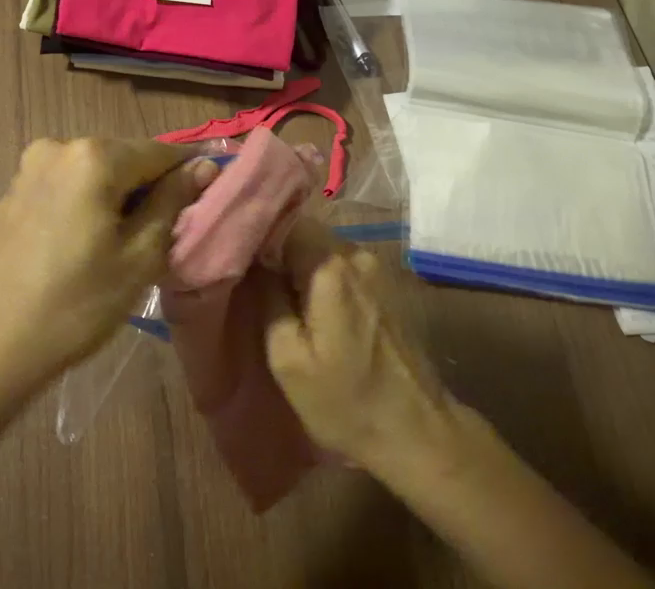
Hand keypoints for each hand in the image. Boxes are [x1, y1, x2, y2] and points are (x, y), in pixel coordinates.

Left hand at [0, 138, 217, 392]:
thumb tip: (203, 166)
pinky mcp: (8, 199)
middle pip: (124, 160)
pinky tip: (81, 253)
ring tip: (121, 251)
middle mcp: (56, 148)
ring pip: (92, 177)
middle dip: (148, 191)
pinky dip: (83, 210)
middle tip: (162, 239)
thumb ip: (173, 202)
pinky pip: (63, 192)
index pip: (161, 152)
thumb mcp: (139, 257)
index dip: (188, 177)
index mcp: (93, 156)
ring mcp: (26, 172)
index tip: (205, 205)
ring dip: (115, 202)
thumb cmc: (75, 305)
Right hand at [264, 221, 452, 469]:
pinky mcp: (389, 288)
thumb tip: (255, 264)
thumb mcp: (287, 358)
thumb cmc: (344, 400)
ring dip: (301, 268)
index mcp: (330, 267)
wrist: (416, 432)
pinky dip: (323, 280)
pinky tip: (313, 310)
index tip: (238, 257)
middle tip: (254, 282)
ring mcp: (378, 270)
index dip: (259, 235)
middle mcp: (358, 255)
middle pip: (306, 234)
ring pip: (325, 252)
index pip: (285, 222)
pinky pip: (344, 269)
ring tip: (280, 298)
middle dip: (278, 253)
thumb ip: (268, 299)